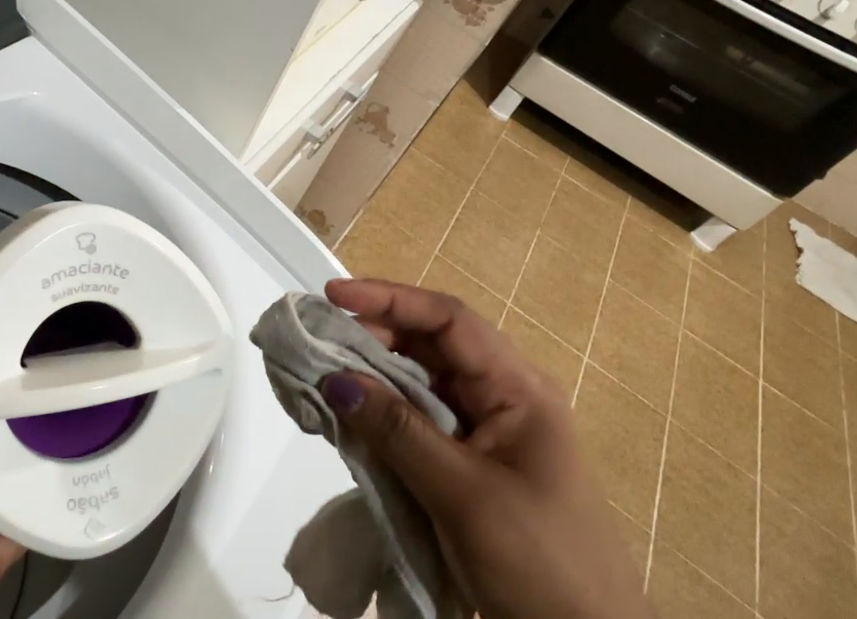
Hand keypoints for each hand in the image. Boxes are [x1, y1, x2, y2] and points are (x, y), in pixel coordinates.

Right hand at [319, 278, 651, 618]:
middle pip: (431, 347)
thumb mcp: (463, 494)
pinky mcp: (471, 469)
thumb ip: (397, 431)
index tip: (333, 295)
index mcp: (518, 389)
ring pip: (421, 387)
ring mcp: (488, 436)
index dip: (389, 299)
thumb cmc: (539, 561)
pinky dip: (383, 420)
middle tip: (317, 347)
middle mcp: (503, 399)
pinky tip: (348, 426)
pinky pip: (420, 427)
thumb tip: (334, 378)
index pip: (448, 319)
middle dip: (373, 339)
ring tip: (321, 381)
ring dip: (373, 380)